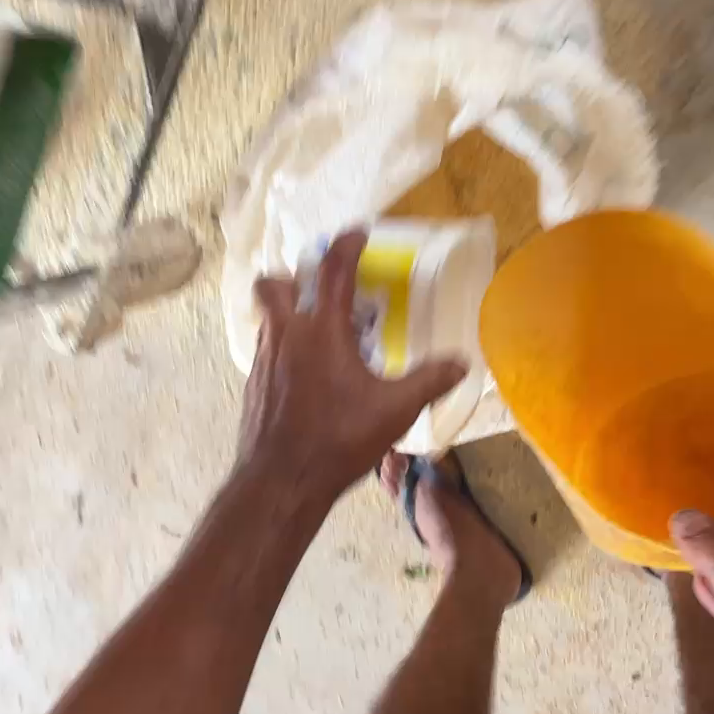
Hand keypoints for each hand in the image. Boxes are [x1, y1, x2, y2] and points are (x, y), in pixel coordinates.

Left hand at [238, 229, 467, 498]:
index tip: (358, 233)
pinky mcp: (253, 384)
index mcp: (321, 330)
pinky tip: (306, 375)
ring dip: (288, 313)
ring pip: (266, 317)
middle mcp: (286, 334)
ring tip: (318, 334)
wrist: (280, 481)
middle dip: (292, 276)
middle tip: (319, 290)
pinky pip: (266, 349)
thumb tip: (461, 363)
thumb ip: (429, 382)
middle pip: (273, 283)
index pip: (332, 270)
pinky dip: (284, 347)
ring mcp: (263, 359)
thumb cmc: (338, 439)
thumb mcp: (394, 411)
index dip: (346, 244)